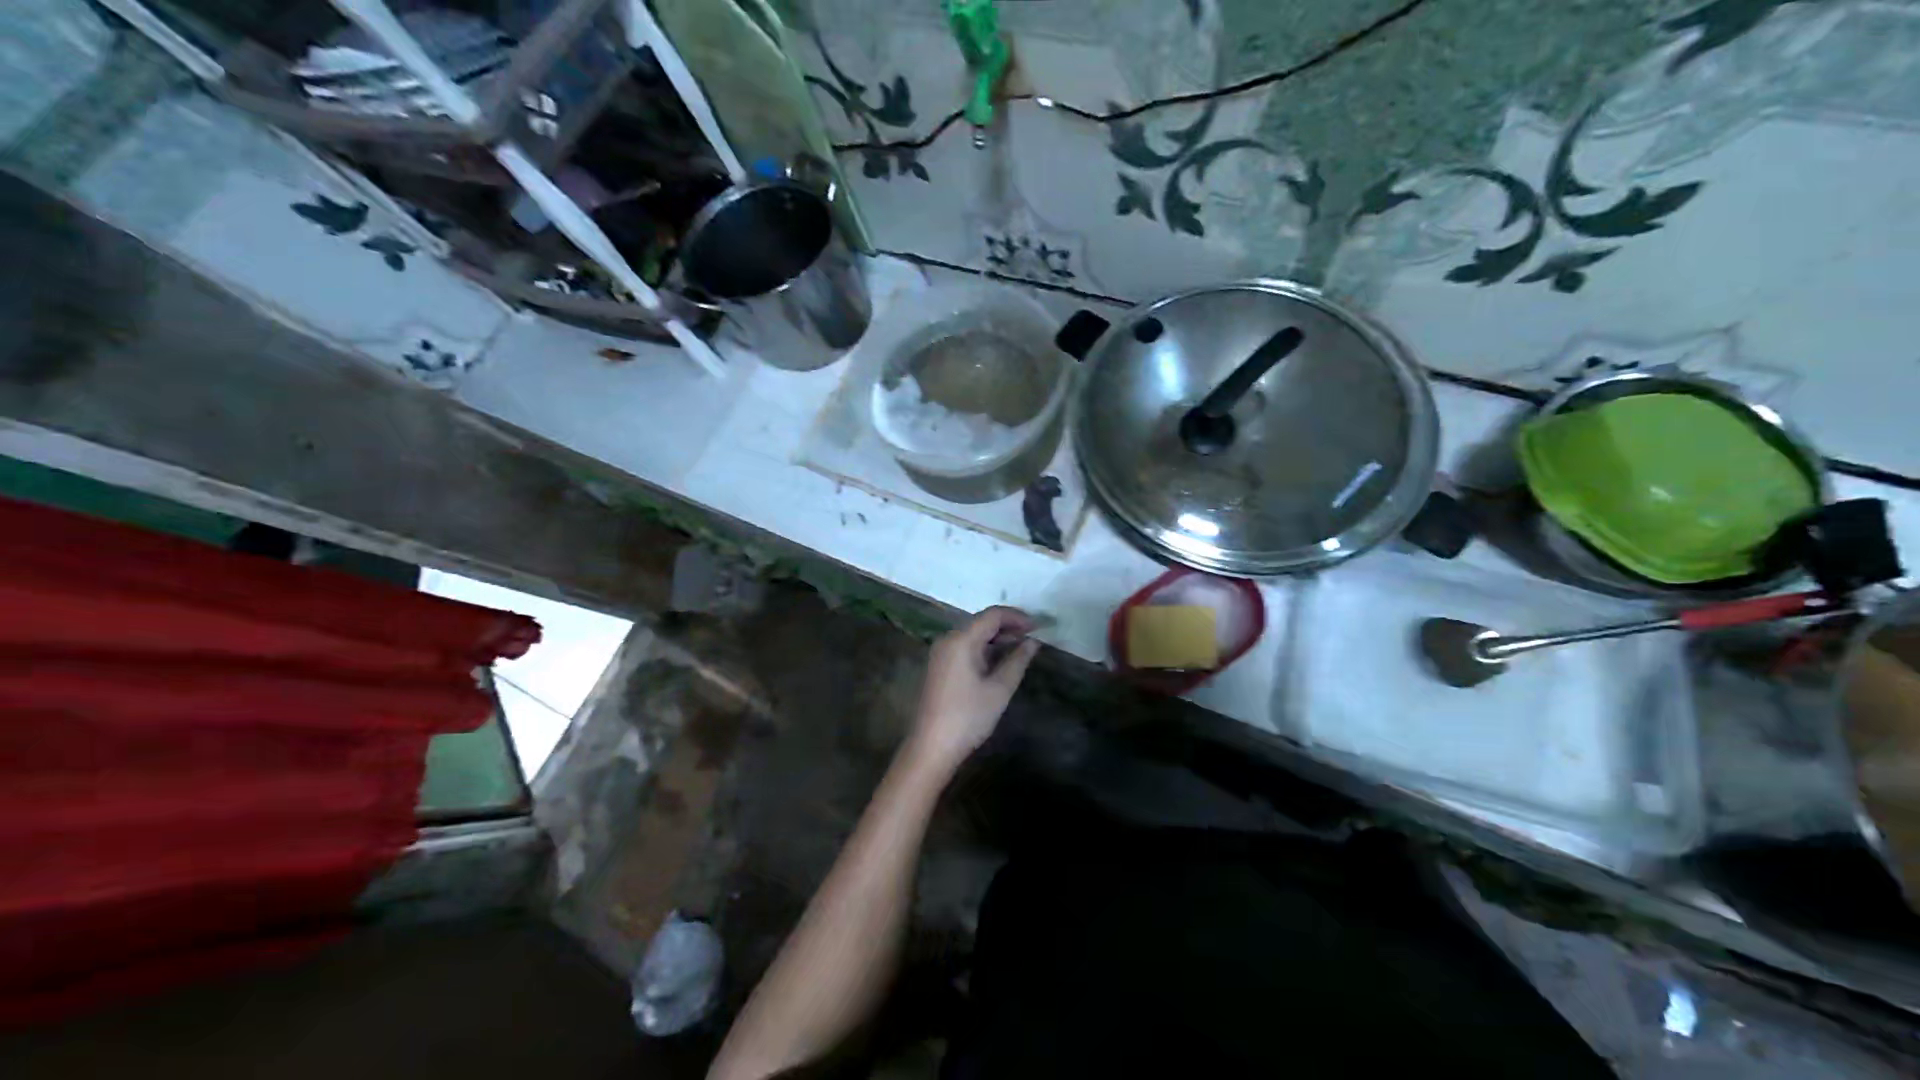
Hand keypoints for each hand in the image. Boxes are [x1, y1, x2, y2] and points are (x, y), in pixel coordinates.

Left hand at [903, 607, 1040, 776]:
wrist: (932, 746)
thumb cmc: (969, 717)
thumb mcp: (999, 689)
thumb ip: (1018, 660)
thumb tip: (1032, 642)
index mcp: (961, 640)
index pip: (992, 615)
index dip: (1017, 617)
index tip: (1038, 627)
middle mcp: (948, 639)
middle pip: (981, 622)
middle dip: (1008, 626)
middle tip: (1033, 637)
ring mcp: (940, 652)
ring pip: (973, 634)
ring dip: (997, 637)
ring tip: (1021, 647)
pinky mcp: (939, 665)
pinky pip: (964, 647)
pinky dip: (984, 648)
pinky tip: (999, 659)